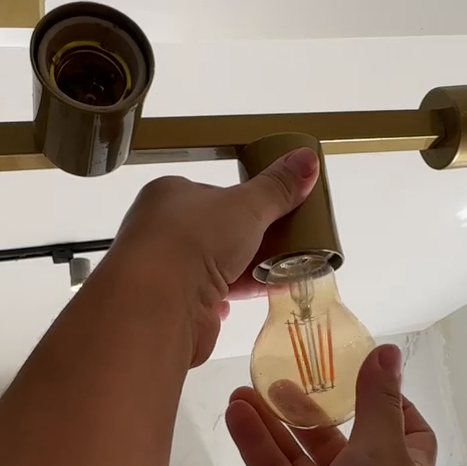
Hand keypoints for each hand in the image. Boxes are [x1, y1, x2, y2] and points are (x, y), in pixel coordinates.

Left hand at [100, 147, 318, 366]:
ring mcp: (166, 270)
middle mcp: (161, 231)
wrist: (159, 302)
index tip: (272, 213)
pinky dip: (232, 297)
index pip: (211, 194)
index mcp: (170, 195)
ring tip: (282, 271)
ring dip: (246, 271)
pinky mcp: (174, 306)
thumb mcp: (247, 206)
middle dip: (250, 241)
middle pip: (216, 233)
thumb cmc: (195, 239)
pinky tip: (253, 295)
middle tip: (285, 245)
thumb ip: (277, 188)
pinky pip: (211, 298)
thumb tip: (307, 159)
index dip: (243, 204)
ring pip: (215, 267)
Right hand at [225, 344, 441, 465]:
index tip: (353, 369)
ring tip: (242, 389)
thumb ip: (376, 400)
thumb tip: (388, 353)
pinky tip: (236, 415)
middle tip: (276, 374)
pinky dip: (254, 446)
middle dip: (307, 405)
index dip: (379, 398)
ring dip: (271, 421)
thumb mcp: (382, 450)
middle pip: (334, 434)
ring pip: (295, 452)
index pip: (397, 425)